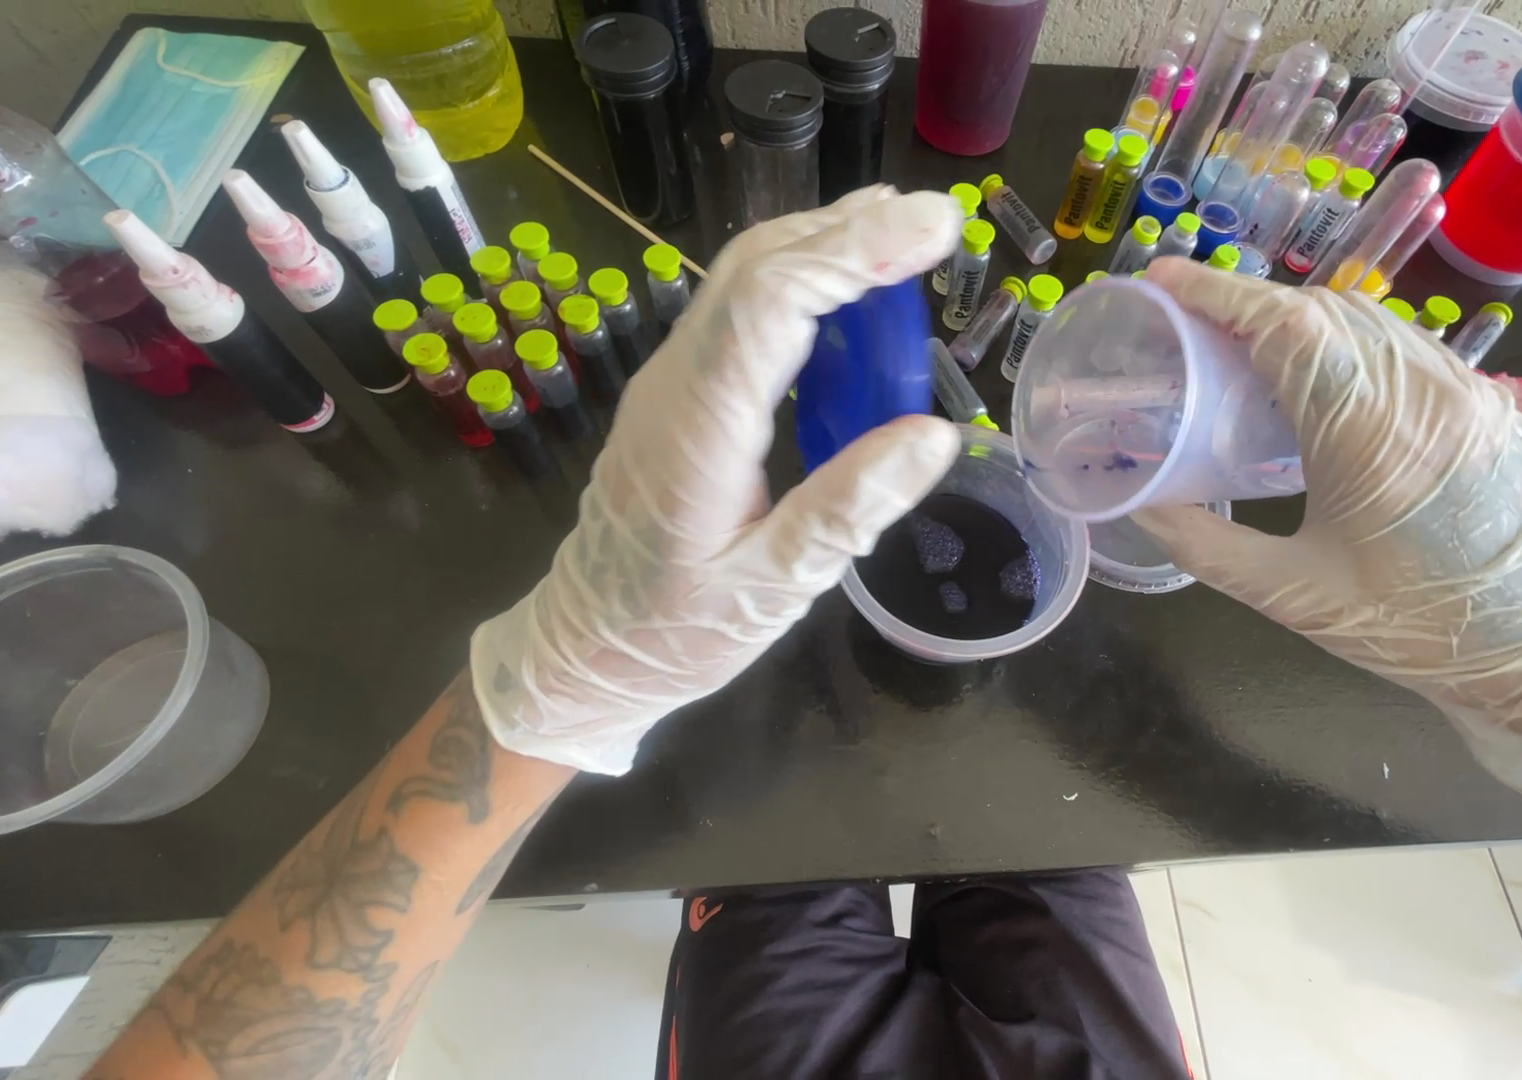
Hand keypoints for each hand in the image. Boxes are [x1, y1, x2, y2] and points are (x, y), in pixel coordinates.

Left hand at [470, 188, 962, 773]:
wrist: (585, 647)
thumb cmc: (674, 633)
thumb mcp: (770, 590)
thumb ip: (847, 512)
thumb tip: (937, 436)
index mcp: (695, 430)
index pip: (771, 303)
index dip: (853, 254)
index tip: (933, 229)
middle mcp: (673, 385)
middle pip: (752, 270)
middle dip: (846, 232)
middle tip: (933, 221)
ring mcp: (667, 385)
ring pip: (741, 283)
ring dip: (822, 249)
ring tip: (901, 238)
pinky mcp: (676, 398)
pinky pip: (738, 318)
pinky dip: (800, 289)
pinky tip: (845, 301)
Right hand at [1134, 258, 1521, 795]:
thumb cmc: (1409, 626)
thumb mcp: (1289, 595)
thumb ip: (1202, 545)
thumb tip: (1140, 504)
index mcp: (1371, 435)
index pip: (1288, 330)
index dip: (1219, 295)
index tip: (1164, 280)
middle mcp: (1425, 392)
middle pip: (1323, 311)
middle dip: (1246, 304)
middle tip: (1187, 324)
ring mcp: (1465, 391)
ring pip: (1366, 319)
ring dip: (1293, 319)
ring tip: (1239, 345)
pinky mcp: (1484, 403)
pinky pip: (1401, 344)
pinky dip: (1340, 340)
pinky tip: (1312, 375)